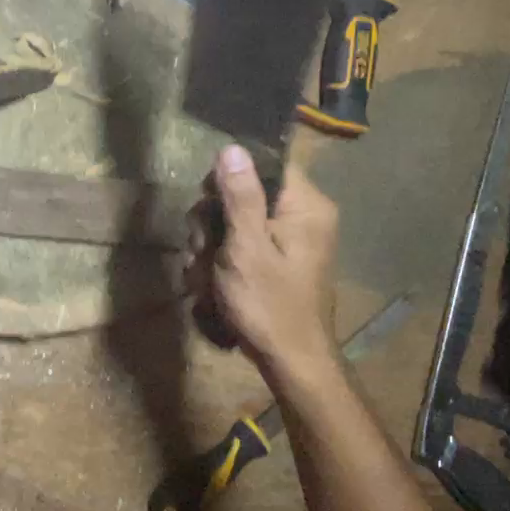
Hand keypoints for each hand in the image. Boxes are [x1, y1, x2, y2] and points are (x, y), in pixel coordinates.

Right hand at [186, 145, 340, 380]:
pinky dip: (220, 260)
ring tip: (204, 275)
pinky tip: (209, 283)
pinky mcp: (275, 259)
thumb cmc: (269, 304)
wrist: (290, 361)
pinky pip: (239, 242)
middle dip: (211, 221)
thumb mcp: (246, 247)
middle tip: (203, 250)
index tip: (211, 205)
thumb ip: (239, 196)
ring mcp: (289, 239)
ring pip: (232, 219)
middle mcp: (302, 216)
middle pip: (241, 192)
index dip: (229, 178)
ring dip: (209, 245)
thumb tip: (232, 149)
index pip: (265, 163)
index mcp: (306, 206)